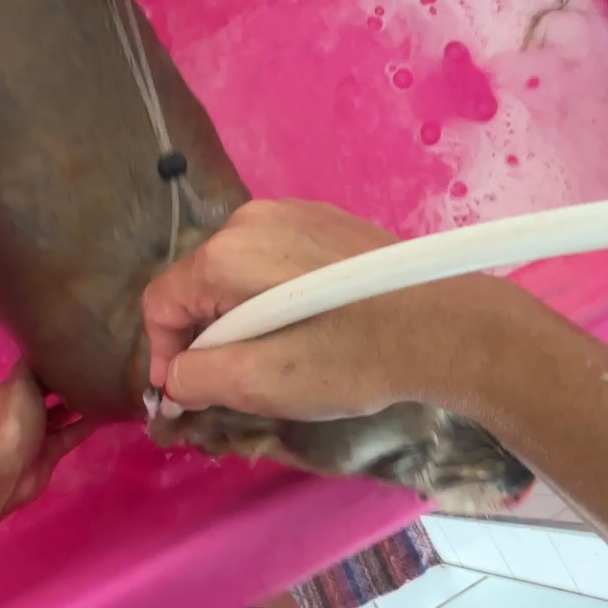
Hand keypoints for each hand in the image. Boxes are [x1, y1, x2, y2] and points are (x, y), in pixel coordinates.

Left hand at [0, 363, 96, 511]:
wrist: (9, 472)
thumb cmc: (14, 422)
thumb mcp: (20, 384)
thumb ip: (32, 368)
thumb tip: (43, 352)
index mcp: (14, 390)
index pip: (33, 370)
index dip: (50, 359)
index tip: (74, 347)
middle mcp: (26, 409)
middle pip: (49, 391)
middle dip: (66, 381)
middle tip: (94, 366)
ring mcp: (40, 431)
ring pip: (63, 413)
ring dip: (79, 402)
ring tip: (103, 386)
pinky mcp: (53, 449)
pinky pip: (73, 432)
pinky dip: (88, 423)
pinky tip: (106, 412)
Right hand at [143, 199, 511, 420]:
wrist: (447, 329)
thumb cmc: (347, 359)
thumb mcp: (257, 382)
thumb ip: (193, 379)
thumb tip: (171, 379)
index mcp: (224, 254)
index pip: (160, 304)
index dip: (163, 355)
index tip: (187, 395)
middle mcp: (248, 219)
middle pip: (196, 288)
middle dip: (204, 339)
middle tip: (233, 381)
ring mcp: (290, 213)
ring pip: (233, 277)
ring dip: (237, 321)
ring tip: (274, 356)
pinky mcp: (323, 221)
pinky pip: (269, 264)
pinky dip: (268, 300)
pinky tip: (305, 327)